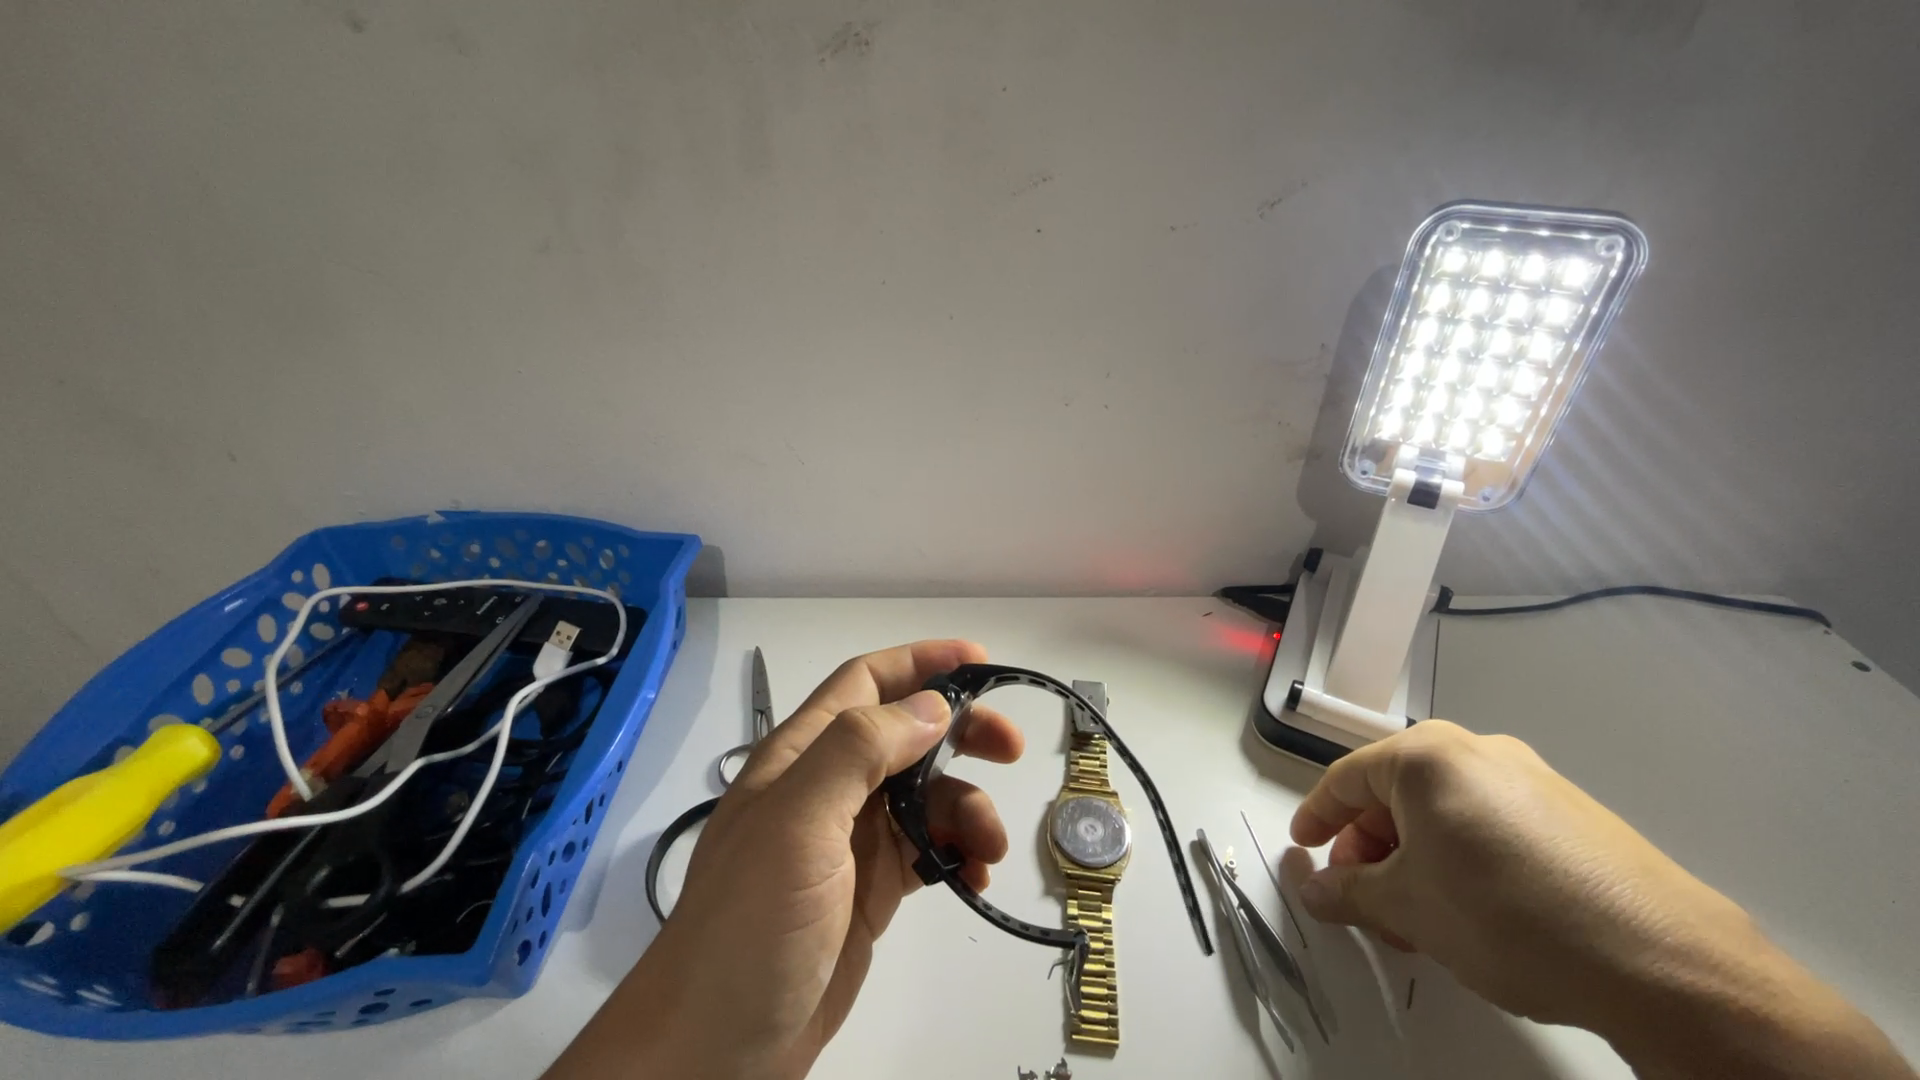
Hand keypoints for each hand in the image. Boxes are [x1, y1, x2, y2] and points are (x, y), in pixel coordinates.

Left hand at [546, 641, 1023, 1079]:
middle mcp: (829, 787)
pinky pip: (928, 850)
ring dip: (967, 809)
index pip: (866, 682)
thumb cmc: (752, 923)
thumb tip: (931, 705)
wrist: (719, 1044)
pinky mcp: (871, 888)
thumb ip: (860, 750)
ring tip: (988, 846)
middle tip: (1011, 750)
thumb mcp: (799, 822)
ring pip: (926, 796)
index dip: (921, 661)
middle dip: (961, 732)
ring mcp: (851, 839)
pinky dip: (958, 853)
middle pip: (907, 734)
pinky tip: (974, 876)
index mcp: (803, 755)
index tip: (982, 660)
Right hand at [1288, 720, 1911, 1077]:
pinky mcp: (1572, 812)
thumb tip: (1311, 888)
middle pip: (1395, 793)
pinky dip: (1460, 857)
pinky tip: (1471, 910)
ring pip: (1443, 811)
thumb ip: (1345, 892)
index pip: (1346, 779)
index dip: (1317, 817)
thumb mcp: (1407, 909)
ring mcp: (1531, 777)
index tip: (1302, 850)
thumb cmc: (1508, 917)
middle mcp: (1477, 750)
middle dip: (1370, 848)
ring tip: (1418, 916)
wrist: (1664, 961)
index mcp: (1427, 756)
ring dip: (1414, 858)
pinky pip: (1489, 822)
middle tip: (1363, 898)